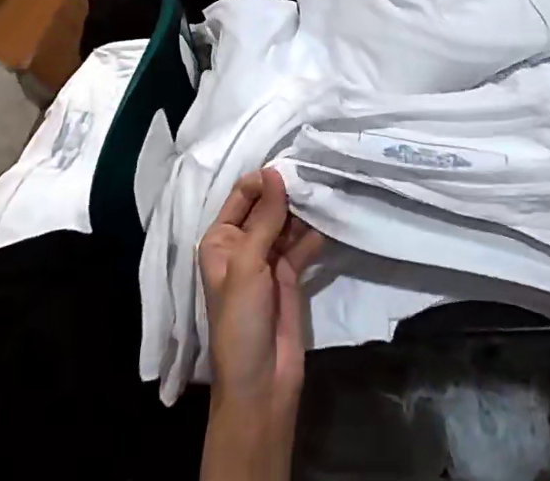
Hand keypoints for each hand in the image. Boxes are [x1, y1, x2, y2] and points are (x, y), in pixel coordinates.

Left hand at [199, 168, 323, 480]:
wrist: (262, 382)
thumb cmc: (241, 321)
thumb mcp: (248, 266)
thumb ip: (264, 218)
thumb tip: (274, 172)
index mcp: (220, 240)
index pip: (242, 196)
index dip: (263, 181)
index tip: (291, 168)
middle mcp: (242, 245)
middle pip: (267, 207)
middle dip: (288, 194)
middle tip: (316, 175)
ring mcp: (267, 260)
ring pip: (287, 223)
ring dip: (304, 212)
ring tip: (326, 194)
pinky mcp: (290, 274)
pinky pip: (302, 244)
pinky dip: (314, 234)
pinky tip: (330, 221)